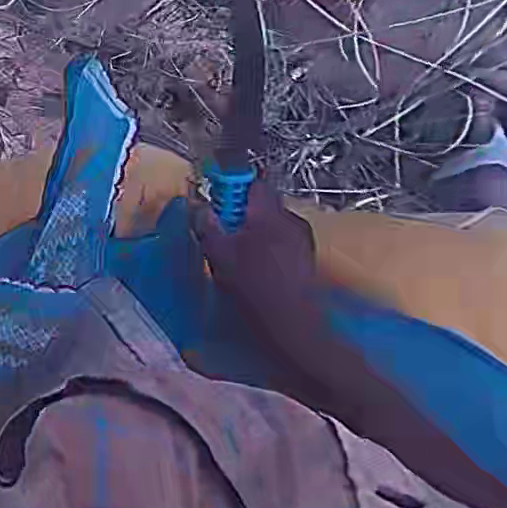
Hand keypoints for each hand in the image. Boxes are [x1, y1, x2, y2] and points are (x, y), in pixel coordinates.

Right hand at [192, 180, 322, 322]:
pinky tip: (252, 263)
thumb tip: (199, 206)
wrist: (292, 325)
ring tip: (234, 247)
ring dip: (252, 227)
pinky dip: (264, 242)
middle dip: (240, 209)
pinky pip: (280, 238)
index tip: (216, 196)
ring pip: (271, 221)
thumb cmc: (252, 284)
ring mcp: (303, 241)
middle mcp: (292, 222)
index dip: (233, 184)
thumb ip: (207, 224)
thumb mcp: (218, 252)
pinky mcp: (306, 258)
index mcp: (270, 215)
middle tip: (220, 226)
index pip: (254, 183)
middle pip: (262, 202)